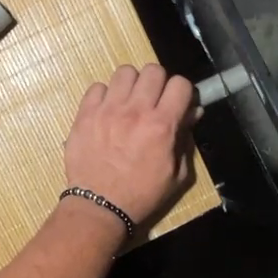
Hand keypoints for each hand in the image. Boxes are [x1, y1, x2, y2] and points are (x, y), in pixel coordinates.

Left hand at [63, 64, 194, 225]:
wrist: (100, 207)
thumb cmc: (142, 195)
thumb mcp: (177, 175)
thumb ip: (186, 140)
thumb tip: (192, 113)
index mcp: (162, 125)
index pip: (181, 84)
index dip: (182, 92)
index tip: (177, 104)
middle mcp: (136, 111)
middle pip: (153, 70)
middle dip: (158, 84)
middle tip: (153, 102)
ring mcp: (108, 110)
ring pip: (124, 72)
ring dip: (131, 84)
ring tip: (128, 102)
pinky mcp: (85, 114)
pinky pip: (97, 87)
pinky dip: (104, 95)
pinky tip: (107, 112)